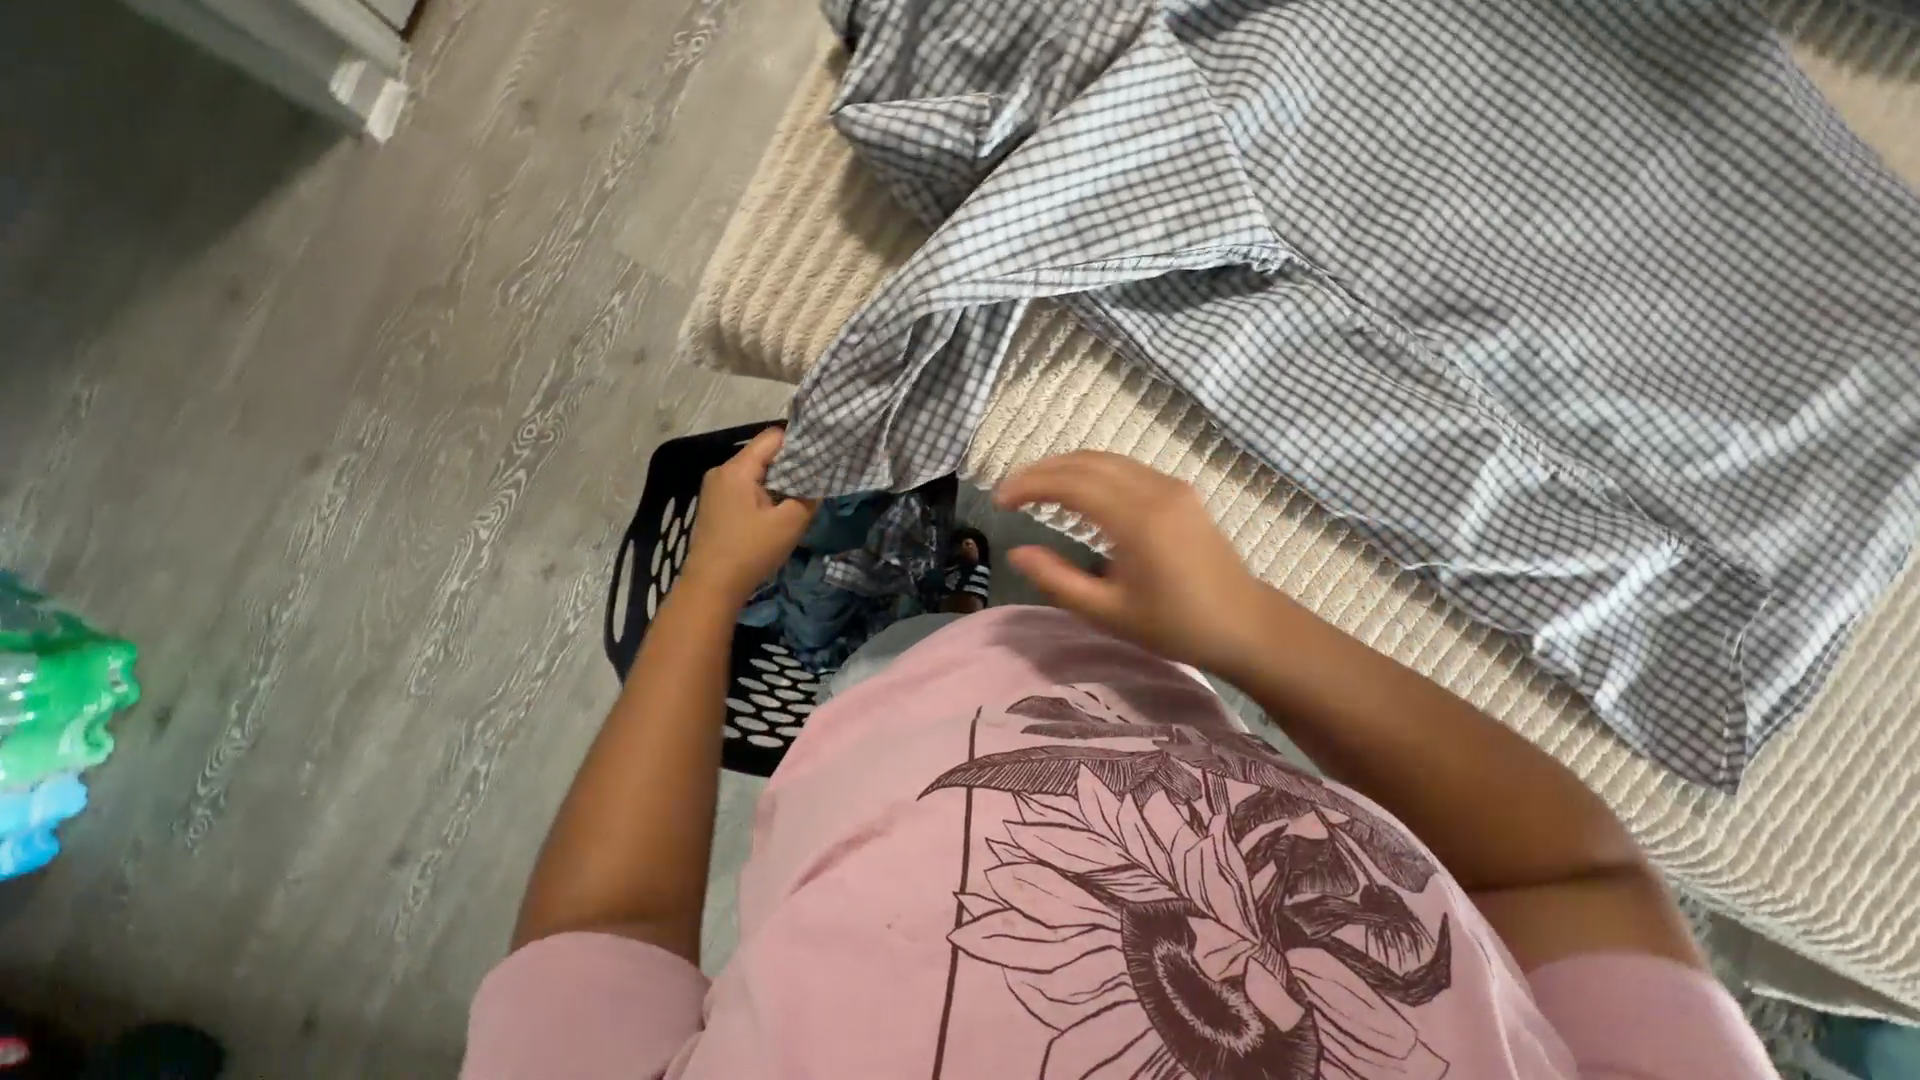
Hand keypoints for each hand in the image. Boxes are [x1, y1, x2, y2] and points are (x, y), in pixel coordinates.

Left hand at [678, 428, 817, 604]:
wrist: (711, 586)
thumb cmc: (751, 551)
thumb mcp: (790, 523)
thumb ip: (809, 496)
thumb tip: (816, 484)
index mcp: (737, 468)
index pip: (773, 437)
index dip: (799, 444)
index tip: (819, 460)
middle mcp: (721, 471)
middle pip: (762, 454)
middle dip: (789, 466)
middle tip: (814, 482)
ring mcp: (714, 489)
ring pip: (754, 473)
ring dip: (776, 483)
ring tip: (797, 499)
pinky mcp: (714, 506)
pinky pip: (743, 489)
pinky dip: (762, 495)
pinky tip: (775, 513)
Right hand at [995, 451, 1280, 672]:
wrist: (1245, 624)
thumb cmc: (1176, 626)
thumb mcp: (1108, 612)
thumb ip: (1057, 580)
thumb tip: (1016, 553)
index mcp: (1136, 520)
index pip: (1070, 482)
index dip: (1029, 485)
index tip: (999, 501)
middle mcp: (1155, 490)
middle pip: (1086, 461)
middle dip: (1042, 470)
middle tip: (1010, 492)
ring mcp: (1172, 487)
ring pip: (1107, 459)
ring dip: (1066, 467)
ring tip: (1035, 489)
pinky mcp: (1181, 492)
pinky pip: (1126, 468)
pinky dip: (1092, 471)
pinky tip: (1078, 492)